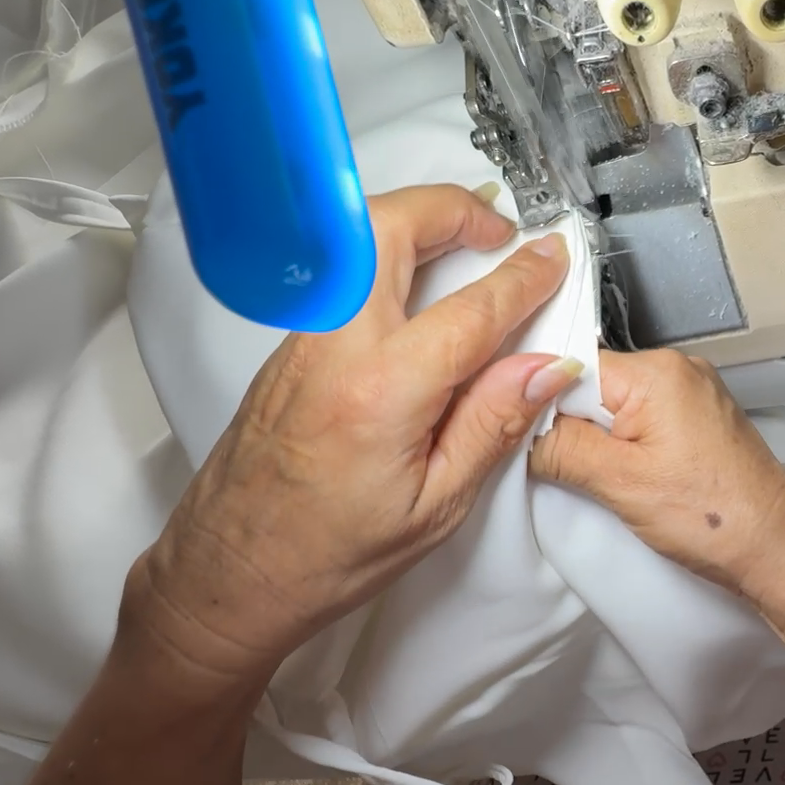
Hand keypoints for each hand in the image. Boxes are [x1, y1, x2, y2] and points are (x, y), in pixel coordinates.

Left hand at [126, 184, 581, 694]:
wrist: (229, 576)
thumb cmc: (331, 554)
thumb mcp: (439, 504)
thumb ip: (495, 423)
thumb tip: (546, 368)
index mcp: (382, 391)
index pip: (472, 310)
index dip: (524, 278)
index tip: (555, 256)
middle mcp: (333, 349)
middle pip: (388, 229)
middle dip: (452, 208)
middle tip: (503, 228)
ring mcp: (303, 342)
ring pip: (360, 242)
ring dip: (420, 225)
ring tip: (474, 245)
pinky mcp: (292, 350)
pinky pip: (349, 276)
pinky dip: (394, 257)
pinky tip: (429, 289)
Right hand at [530, 349, 784, 613]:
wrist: (775, 548)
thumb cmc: (718, 517)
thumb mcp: (621, 483)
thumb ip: (561, 447)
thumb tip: (518, 427)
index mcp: (659, 371)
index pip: (571, 364)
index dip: (540, 400)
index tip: (522, 436)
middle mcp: (678, 371)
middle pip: (591, 383)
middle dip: (570, 424)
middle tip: (568, 468)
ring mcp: (691, 395)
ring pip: (615, 405)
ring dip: (597, 440)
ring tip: (607, 479)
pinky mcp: (696, 421)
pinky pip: (642, 420)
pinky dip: (624, 446)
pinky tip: (628, 477)